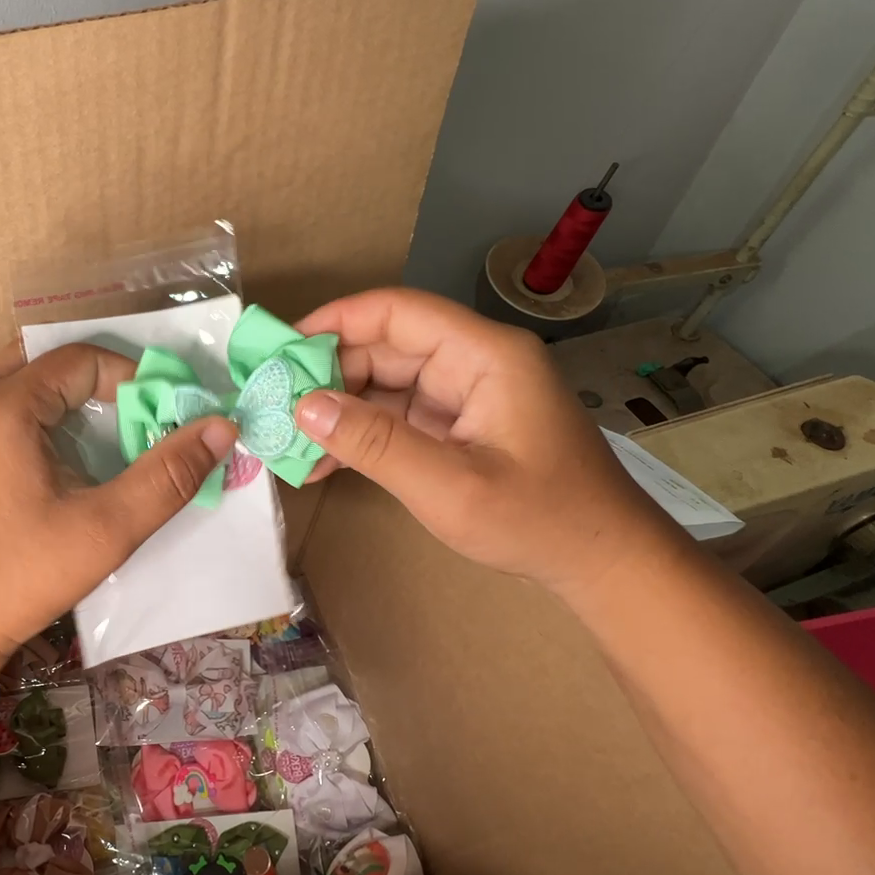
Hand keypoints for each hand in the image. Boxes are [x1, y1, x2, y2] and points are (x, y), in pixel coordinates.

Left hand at [0, 341, 237, 665]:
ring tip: (118, 435)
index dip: (133, 377)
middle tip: (143, 413)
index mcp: (4, 407)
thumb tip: (221, 427)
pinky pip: (10, 413)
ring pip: (27, 385)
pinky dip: (49, 419)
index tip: (169, 414)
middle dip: (102, 379)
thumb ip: (167, 476)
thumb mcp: (106, 528)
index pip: (81, 359)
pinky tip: (76, 462)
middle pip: (49, 361)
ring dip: (74, 398)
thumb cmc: (19, 577)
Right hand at [292, 288, 682, 593]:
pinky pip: (396, 416)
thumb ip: (374, 443)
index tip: (279, 349)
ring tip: (287, 438)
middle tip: (272, 406)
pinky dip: (359, 434)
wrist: (602, 562)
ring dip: (337, 409)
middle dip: (326, 374)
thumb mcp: (449, 486)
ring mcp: (464, 395)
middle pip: (383, 347)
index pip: (395, 312)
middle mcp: (472, 363)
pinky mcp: (457, 426)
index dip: (334, 322)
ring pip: (383, 383)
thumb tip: (303, 405)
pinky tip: (320, 461)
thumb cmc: (538, 520)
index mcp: (483, 355)